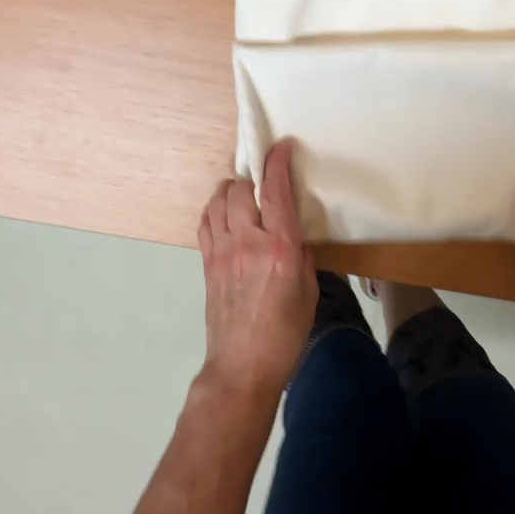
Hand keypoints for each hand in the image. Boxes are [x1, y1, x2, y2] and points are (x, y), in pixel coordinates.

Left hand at [196, 139, 316, 396]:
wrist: (242, 367)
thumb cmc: (286, 334)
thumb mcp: (309, 292)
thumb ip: (302, 256)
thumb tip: (294, 237)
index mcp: (281, 248)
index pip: (275, 190)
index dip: (277, 162)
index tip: (281, 146)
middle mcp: (249, 241)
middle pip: (242, 188)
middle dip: (253, 177)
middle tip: (264, 181)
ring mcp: (223, 251)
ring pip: (219, 200)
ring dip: (232, 190)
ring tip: (244, 195)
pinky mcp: (207, 262)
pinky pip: (205, 222)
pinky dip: (215, 210)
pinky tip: (225, 215)